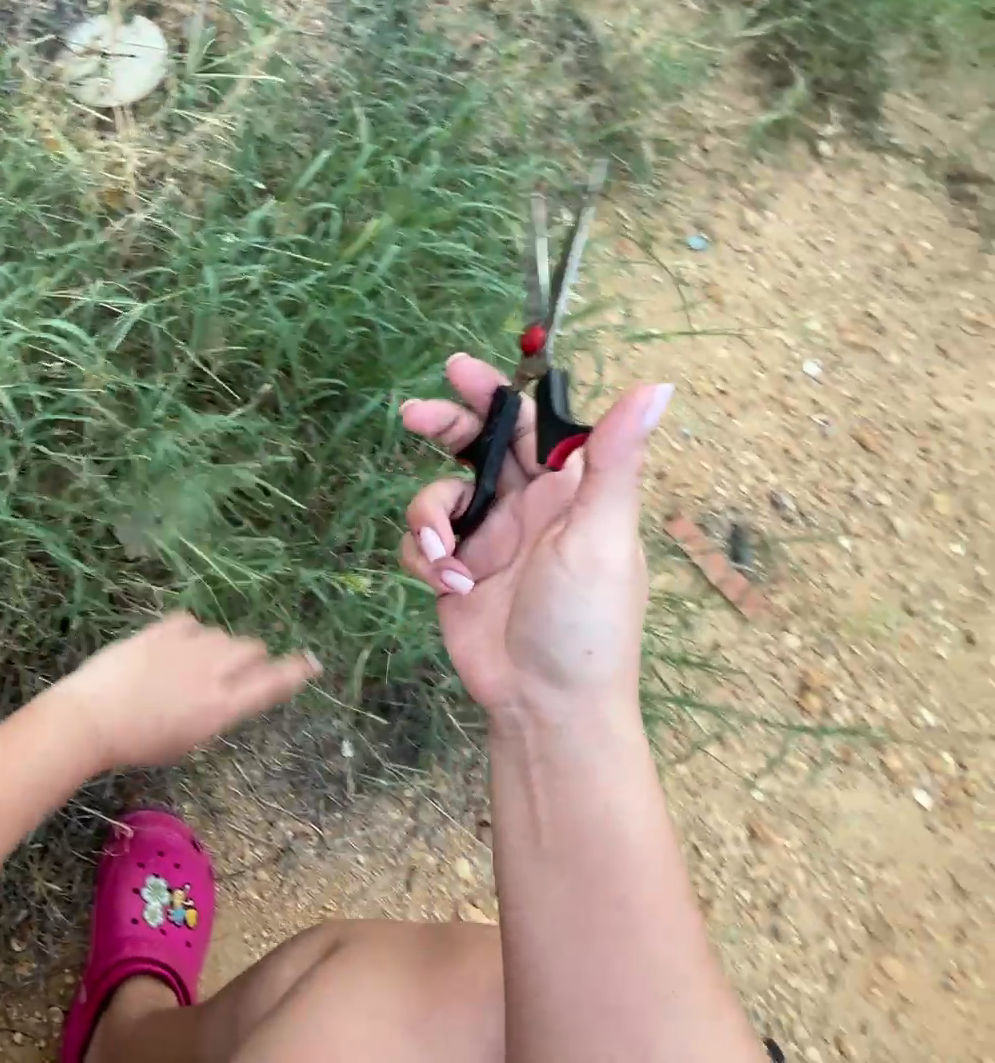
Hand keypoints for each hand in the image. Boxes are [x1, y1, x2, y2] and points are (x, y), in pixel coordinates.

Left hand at [36, 613, 320, 770]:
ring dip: (216, 646)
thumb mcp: (189, 740)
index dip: (296, 671)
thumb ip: (215, 713)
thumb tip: (226, 693)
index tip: (310, 661)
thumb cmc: (138, 743)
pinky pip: (189, 621)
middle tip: (230, 671)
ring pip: (221, 634)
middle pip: (251, 649)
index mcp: (223, 707)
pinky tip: (174, 645)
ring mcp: (186, 646)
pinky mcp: (160, 629)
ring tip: (189, 665)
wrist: (91, 718)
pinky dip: (188, 632)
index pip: (273, 684)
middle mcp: (212, 672)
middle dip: (250, 658)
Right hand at [398, 354, 673, 718]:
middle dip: (442, 427)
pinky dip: (425, 560)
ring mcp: (482, 541)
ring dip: (429, 519)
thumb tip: (654, 386)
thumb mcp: (600, 536)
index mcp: (565, 492)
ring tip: (448, 560)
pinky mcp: (450, 572)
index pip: (529, 426)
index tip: (459, 369)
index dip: (496, 392)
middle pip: (471, 448)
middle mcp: (521, 508)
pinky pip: (420, 545)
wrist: (542, 698)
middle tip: (411, 414)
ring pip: (435, 497)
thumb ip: (613, 462)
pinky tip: (449, 588)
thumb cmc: (586, 619)